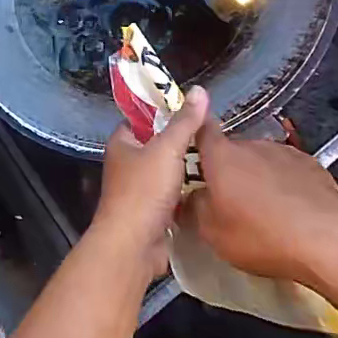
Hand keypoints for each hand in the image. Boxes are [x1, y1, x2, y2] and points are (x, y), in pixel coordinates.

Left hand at [89, 86, 207, 274]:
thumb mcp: (168, 148)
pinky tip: (209, 186)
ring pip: (167, 171)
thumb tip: (200, 90)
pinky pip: (173, 196)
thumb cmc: (144, 191)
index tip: (192, 109)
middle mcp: (126, 165)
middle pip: (157, 145)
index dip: (164, 110)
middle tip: (210, 133)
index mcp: (122, 143)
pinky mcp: (151, 214)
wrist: (133, 247)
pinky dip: (188, 193)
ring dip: (187, 169)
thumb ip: (185, 121)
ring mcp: (138, 191)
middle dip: (181, 141)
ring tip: (215, 156)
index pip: (142, 117)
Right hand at [183, 113, 337, 287]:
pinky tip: (289, 209)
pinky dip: (282, 183)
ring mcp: (283, 151)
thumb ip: (195, 209)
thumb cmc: (260, 233)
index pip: (202, 129)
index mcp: (222, 155)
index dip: (195, 134)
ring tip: (261, 210)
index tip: (191, 146)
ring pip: (260, 161)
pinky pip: (285, 170)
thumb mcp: (213, 232)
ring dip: (256, 177)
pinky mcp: (309, 163)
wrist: (325, 235)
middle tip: (226, 200)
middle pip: (232, 151)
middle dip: (227, 170)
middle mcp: (251, 144)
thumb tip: (189, 198)